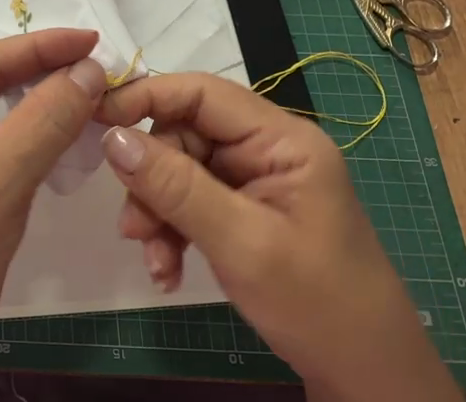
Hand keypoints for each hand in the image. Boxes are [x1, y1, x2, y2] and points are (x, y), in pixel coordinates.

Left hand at [0, 29, 106, 401]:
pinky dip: (38, 121)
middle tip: (100, 59)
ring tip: (93, 80)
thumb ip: (47, 116)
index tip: (93, 38)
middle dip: (45, 67)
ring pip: (2, 98)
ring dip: (46, 93)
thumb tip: (92, 69)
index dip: (42, 47)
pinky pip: (5, 126)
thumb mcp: (1, 173)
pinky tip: (72, 113)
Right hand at [97, 73, 460, 401]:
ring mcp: (257, 182)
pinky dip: (173, 232)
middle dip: (151, 179)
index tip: (95, 119)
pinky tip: (167, 271)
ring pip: (180, 172)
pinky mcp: (246, 213)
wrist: (369, 380)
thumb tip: (111, 138)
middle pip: (184, 136)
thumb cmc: (318, 304)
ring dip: (158, 213)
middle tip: (132, 229)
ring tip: (154, 261)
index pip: (201, 93)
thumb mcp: (242, 243)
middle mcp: (267, 149)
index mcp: (282, 139)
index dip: (145, 98)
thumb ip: (176, 186)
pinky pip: (192, 204)